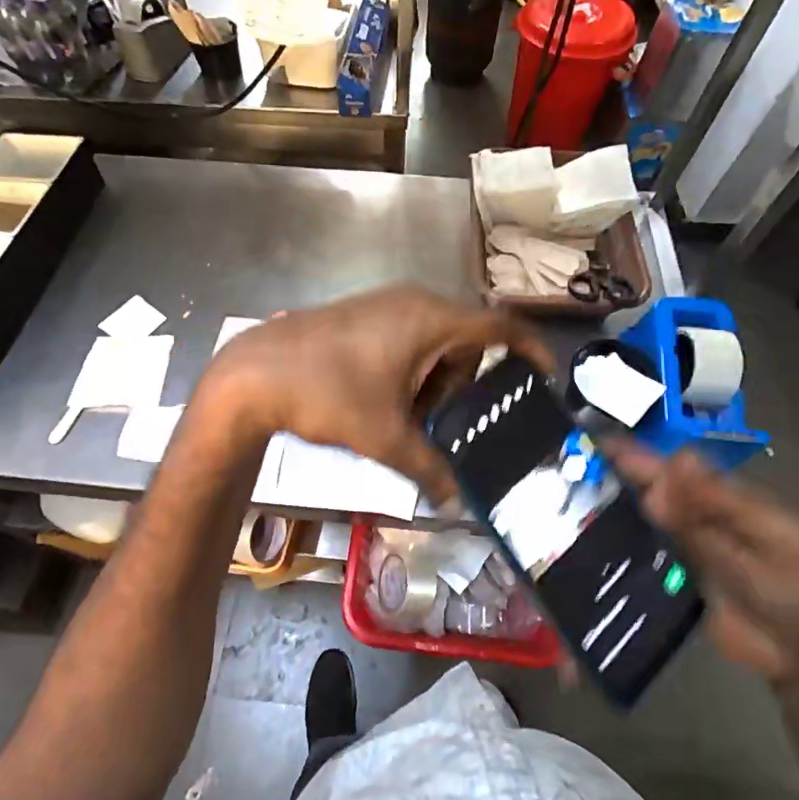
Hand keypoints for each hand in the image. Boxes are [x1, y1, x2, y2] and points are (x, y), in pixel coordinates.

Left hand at [200, 285, 552, 504]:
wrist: (252, 374)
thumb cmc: (325, 394)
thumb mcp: (383, 436)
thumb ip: (427, 466)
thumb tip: (453, 499)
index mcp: (430, 318)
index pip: (500, 325)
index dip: (530, 349)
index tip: (546, 377)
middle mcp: (414, 301)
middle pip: (466, 339)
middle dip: (467, 382)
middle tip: (451, 422)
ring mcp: (386, 305)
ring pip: (435, 342)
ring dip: (436, 380)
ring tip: (413, 421)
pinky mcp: (363, 315)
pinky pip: (409, 339)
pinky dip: (413, 370)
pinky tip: (389, 404)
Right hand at [602, 437, 798, 689]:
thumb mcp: (762, 554)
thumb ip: (710, 518)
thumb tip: (675, 463)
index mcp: (737, 504)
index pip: (687, 473)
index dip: (649, 460)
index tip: (611, 448)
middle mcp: (711, 519)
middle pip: (665, 489)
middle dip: (630, 473)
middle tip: (589, 458)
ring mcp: (696, 548)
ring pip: (654, 518)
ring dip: (624, 502)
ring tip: (582, 488)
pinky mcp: (684, 578)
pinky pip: (653, 552)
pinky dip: (628, 541)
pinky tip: (597, 536)